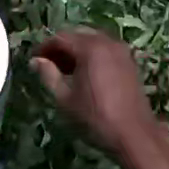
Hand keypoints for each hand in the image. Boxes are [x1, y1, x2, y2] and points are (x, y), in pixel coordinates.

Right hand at [32, 29, 168, 168]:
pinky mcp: (129, 60)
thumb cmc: (95, 118)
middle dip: (61, 47)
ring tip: (64, 70)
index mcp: (90, 48)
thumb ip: (49, 75)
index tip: (34, 60)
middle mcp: (107, 42)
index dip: (45, 47)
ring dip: (76, 50)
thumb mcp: (65, 99)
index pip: (61, 38)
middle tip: (47, 65)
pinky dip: (92, 54)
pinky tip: (84, 73)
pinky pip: (105, 48)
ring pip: (93, 40)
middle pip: (78, 35)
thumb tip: (35, 60)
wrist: (134, 133)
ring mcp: (121, 50)